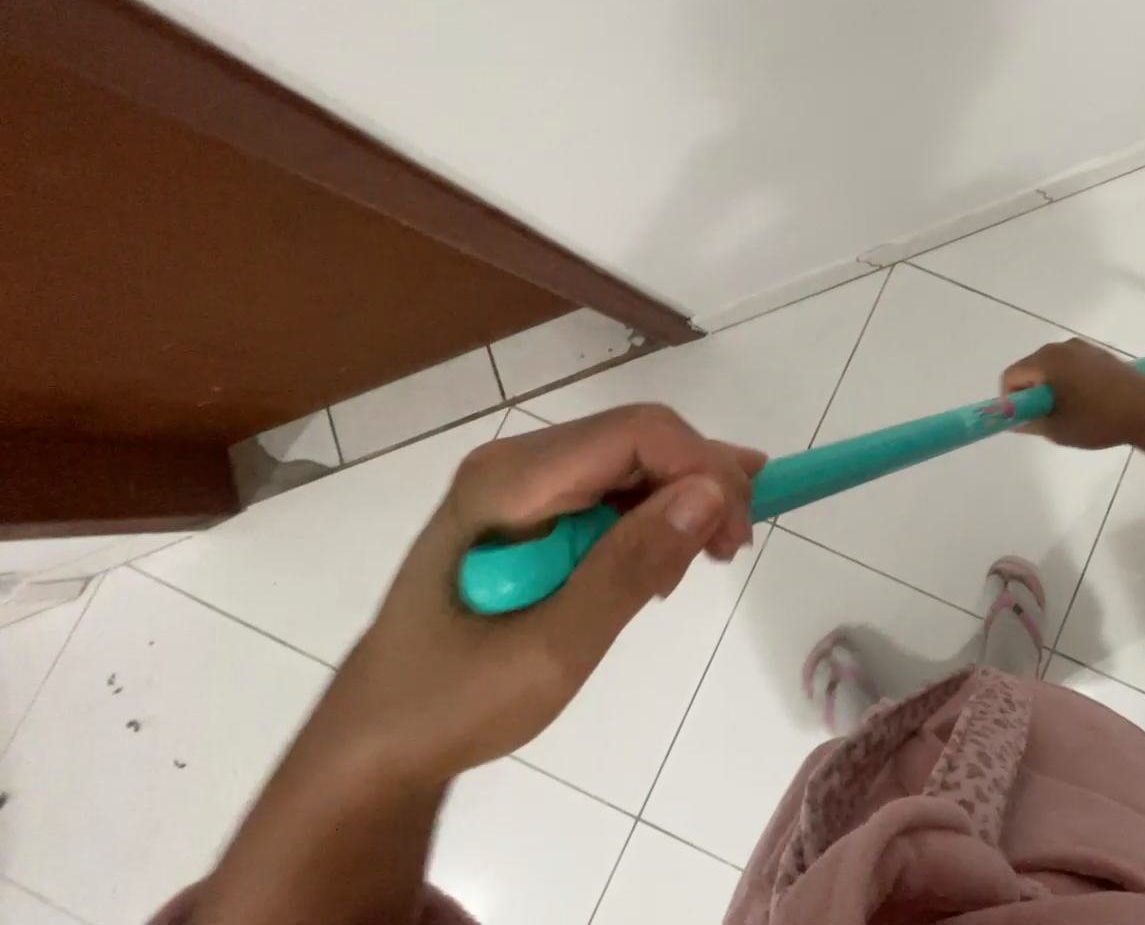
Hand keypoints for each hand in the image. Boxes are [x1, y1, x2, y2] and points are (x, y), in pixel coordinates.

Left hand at [312, 405, 765, 785]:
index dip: (703, 468)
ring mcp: (524, 481)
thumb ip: (629, 567)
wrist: (380, 741)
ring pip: (640, 458)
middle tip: (730, 553)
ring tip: (706, 559)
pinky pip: (621, 485)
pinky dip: (661, 516)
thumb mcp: (551, 650)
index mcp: (508, 484)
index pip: (637, 433)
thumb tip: (710, 494)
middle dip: (704, 484)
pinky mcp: (537, 505)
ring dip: (688, 500)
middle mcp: (516, 463)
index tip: (734, 538)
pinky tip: (673, 555)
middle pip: (643, 437)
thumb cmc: (453, 704)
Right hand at [1001, 339, 1144, 449]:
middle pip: (1031, 369)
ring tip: (1069, 414)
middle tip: (1045, 420)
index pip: (1011, 376)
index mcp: (1046, 360)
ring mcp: (1084, 348)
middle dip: (1031, 394)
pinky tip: (1087, 404)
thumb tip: (1016, 421)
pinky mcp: (1101, 354)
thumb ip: (1029, 423)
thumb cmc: (1099, 420)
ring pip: (1052, 369)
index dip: (1010, 400)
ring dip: (1051, 389)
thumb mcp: (1058, 429)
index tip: (1023, 420)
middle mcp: (1062, 347)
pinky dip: (1070, 383)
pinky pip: (1072, 367)